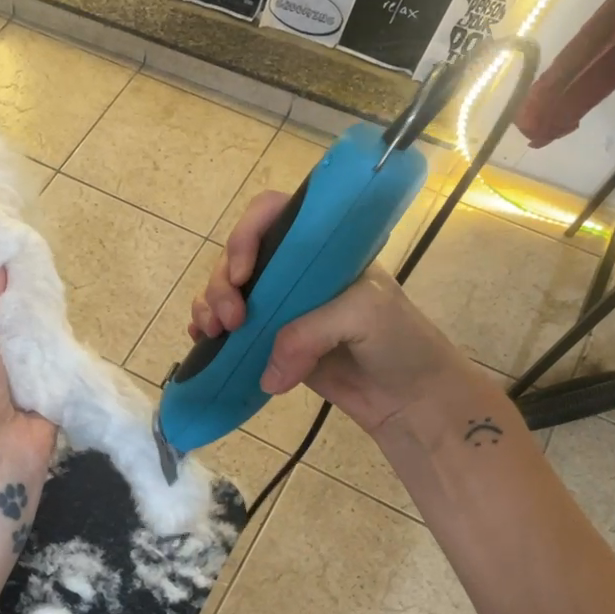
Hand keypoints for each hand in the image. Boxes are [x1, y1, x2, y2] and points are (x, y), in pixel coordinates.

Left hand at [0, 269, 57, 477]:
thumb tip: (3, 264)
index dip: (8, 294)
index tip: (22, 261)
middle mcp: (3, 368)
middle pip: (26, 330)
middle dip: (36, 309)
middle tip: (51, 273)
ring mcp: (32, 384)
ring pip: (48, 347)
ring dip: (55, 330)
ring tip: (66, 293)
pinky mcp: (58, 398)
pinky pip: (67, 369)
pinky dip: (71, 356)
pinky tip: (80, 330)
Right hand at [194, 191, 482, 433]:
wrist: (410, 398)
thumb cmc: (400, 343)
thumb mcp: (365, 316)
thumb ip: (310, 332)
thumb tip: (266, 370)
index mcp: (323, 249)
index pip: (273, 215)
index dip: (246, 236)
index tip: (243, 275)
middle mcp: (295, 271)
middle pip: (239, 256)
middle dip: (222, 283)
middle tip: (231, 322)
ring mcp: (279, 307)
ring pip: (226, 291)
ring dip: (209, 307)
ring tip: (215, 334)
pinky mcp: (268, 343)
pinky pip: (226, 328)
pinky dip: (206, 331)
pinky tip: (203, 342)